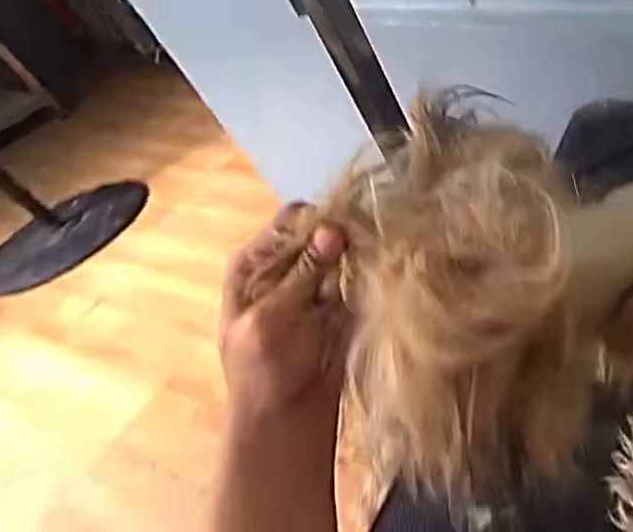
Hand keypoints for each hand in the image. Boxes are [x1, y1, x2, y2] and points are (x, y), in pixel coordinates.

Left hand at [219, 202, 349, 425]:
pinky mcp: (345, 287)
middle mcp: (288, 260)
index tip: (340, 235)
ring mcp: (318, 274)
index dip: (318, 221)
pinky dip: (371, 263)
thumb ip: (302, 273)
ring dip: (361, 249)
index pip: (291, 220)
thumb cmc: (265, 369)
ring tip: (370, 261)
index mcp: (255, 262)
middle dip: (344, 234)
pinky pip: (362, 263)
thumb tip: (332, 229)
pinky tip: (377, 270)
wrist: (289, 412)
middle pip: (323, 226)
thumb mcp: (272, 320)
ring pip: (348, 242)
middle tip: (361, 248)